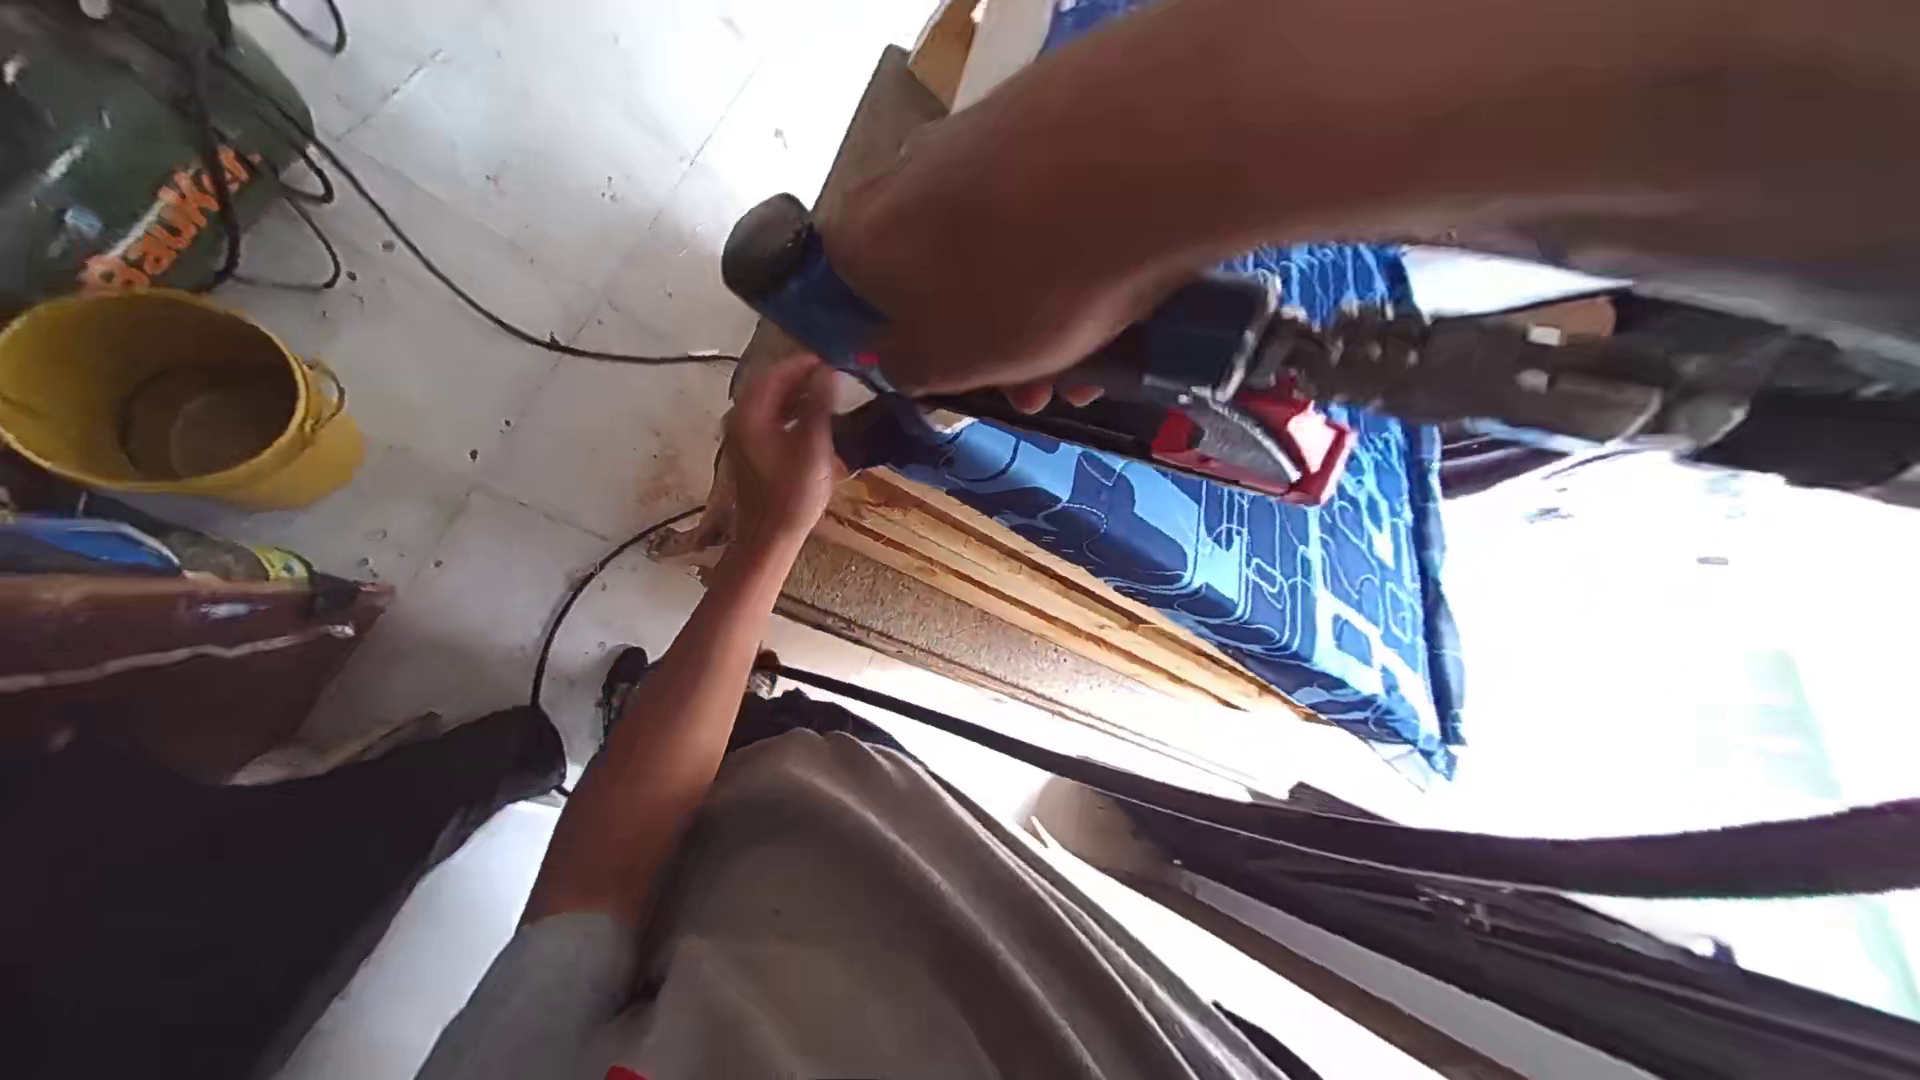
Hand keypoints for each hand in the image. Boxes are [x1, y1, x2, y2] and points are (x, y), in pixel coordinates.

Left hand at [722, 352, 837, 550]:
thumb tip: (827, 371)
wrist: (770, 538)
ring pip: (769, 403)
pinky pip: (770, 420)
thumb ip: (820, 407)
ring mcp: (742, 438)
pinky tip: (811, 420)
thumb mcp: (813, 448)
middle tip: (830, 375)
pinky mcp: (750, 452)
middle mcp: (740, 422)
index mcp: (750, 417)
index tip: (828, 360)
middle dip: (798, 377)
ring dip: (795, 395)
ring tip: (825, 394)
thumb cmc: (792, 496)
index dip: (800, 363)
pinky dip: (790, 413)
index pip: (773, 375)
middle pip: (768, 386)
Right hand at [822, 109, 1183, 412]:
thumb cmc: (1014, 287)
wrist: (1133, 166)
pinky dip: (1067, 272)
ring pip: (996, 260)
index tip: (936, 376)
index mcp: (862, 240)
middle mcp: (908, 180)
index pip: (846, 293)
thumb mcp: (946, 363)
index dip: (891, 342)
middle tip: (1030, 393)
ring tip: (1085, 369)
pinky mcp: (1044, 129)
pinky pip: (1041, 222)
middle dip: (986, 352)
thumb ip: (907, 368)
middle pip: (935, 283)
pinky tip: (1111, 311)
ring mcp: (977, 146)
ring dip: (1036, 326)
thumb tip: (899, 357)